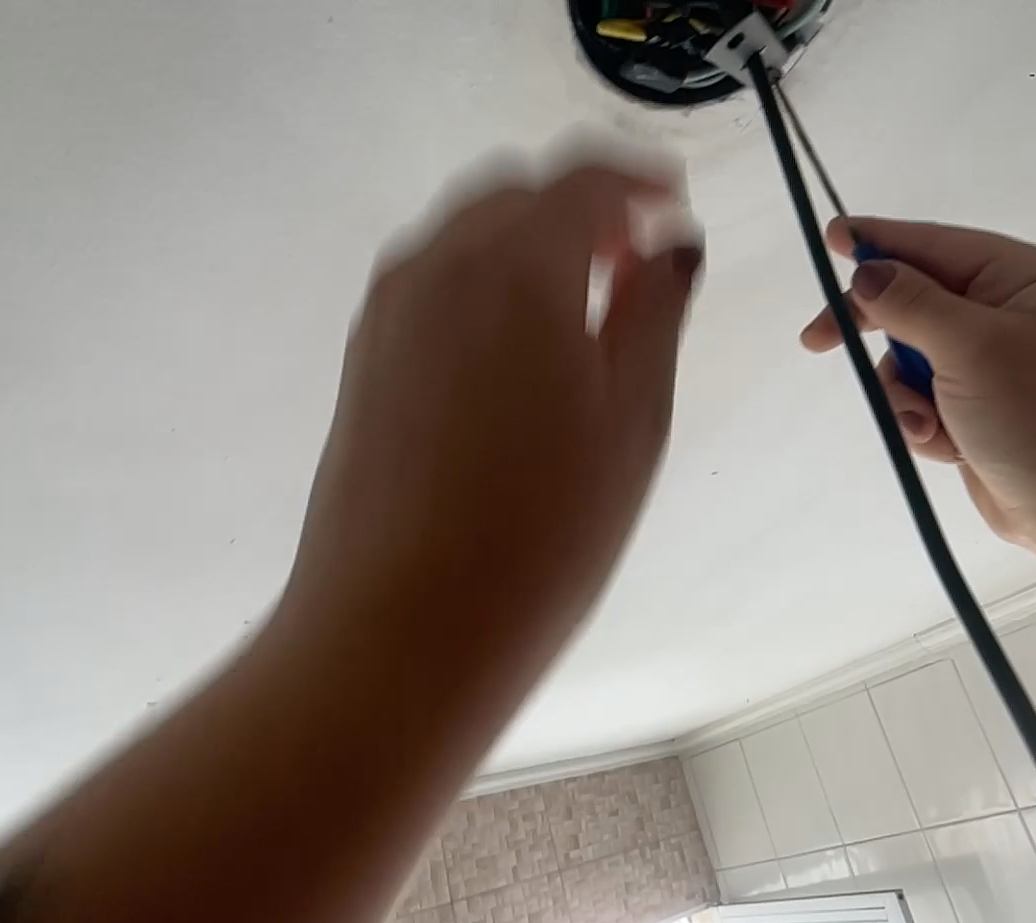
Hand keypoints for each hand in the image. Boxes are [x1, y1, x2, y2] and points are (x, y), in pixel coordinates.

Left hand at [286, 163, 702, 662]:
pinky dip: (483, 285)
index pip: (583, 182)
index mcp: (516, 267)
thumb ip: (655, 314)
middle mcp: (437, 266)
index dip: (637, 183)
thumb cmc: (544, 531)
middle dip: (581, 211)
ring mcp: (388, 314)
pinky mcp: (364, 362)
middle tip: (630, 263)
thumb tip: (669, 248)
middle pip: (517, 198)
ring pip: (467, 239)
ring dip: (529, 246)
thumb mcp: (633, 422)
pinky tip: (513, 350)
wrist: (404, 625)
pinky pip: (433, 287)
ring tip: (577, 308)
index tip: (672, 205)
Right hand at [799, 217, 1035, 552]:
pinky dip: (923, 422)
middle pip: (917, 304)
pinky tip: (944, 445)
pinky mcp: (980, 410)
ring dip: (905, 395)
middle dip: (877, 331)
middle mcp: (1010, 315)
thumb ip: (912, 305)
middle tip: (817, 342)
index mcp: (1024, 279)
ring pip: (912, 361)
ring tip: (927, 426)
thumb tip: (866, 271)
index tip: (830, 238)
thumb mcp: (973, 348)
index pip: (936, 246)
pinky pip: (924, 401)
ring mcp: (995, 366)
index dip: (879, 242)